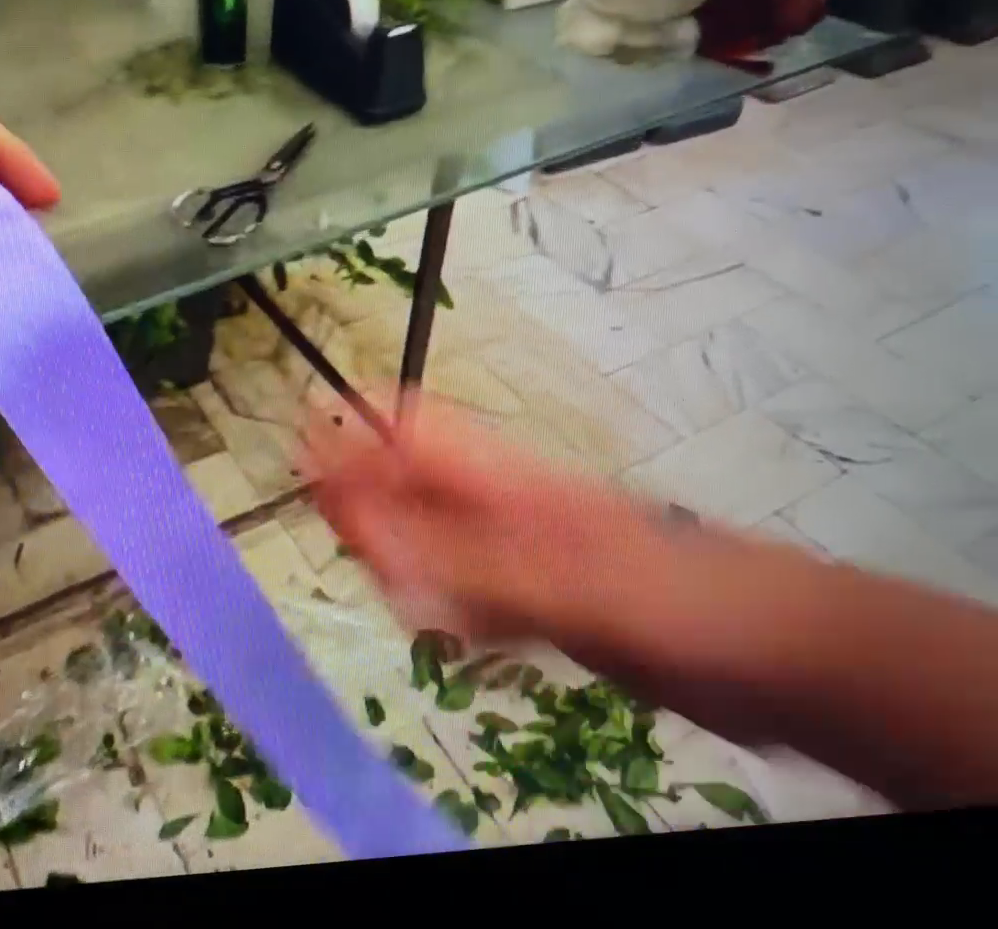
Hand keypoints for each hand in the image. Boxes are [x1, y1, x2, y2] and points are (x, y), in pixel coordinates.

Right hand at [301, 393, 685, 643]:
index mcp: (500, 475)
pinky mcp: (535, 595)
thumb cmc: (670, 596)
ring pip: (427, 539)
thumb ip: (449, 556)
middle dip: (364, 505)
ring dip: (399, 562)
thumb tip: (350, 523)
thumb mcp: (555, 578)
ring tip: (403, 596)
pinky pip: (462, 589)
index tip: (300, 454)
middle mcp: (497, 503)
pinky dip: (442, 604)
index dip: (350, 427)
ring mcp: (516, 549)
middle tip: (350, 546)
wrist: (778, 655)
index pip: (407, 424)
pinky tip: (447, 626)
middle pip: (405, 483)